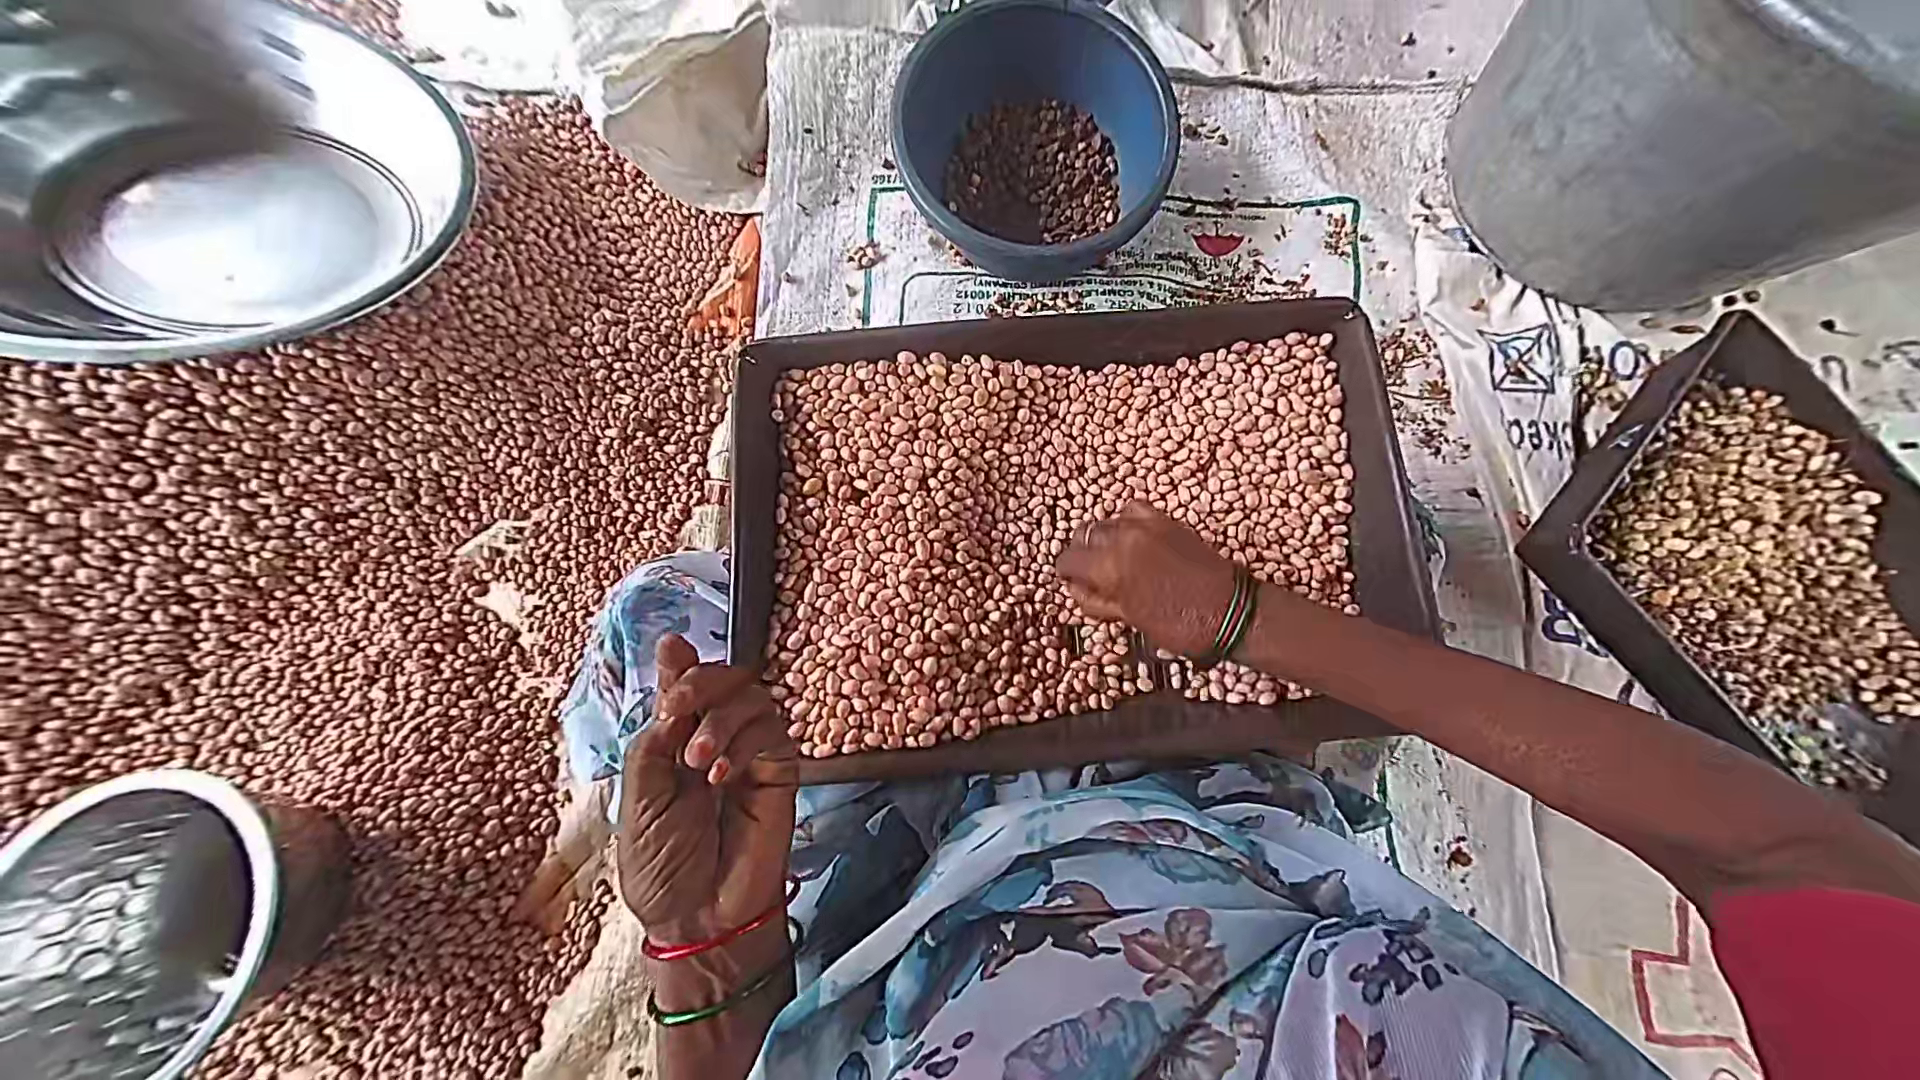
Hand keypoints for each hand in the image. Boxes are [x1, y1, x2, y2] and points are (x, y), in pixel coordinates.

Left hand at [614, 634, 797, 943]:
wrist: (698, 917)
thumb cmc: (661, 862)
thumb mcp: (640, 793)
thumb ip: (659, 728)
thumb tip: (671, 651)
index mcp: (680, 739)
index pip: (690, 684)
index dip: (684, 663)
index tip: (672, 650)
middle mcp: (719, 736)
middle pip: (727, 679)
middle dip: (703, 684)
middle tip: (680, 710)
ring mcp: (753, 751)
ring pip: (753, 698)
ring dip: (722, 719)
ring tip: (699, 762)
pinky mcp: (781, 768)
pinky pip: (772, 732)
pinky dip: (746, 743)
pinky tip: (723, 775)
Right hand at [1055, 502, 1249, 655]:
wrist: (1233, 613)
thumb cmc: (1180, 625)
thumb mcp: (1130, 618)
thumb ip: (1096, 600)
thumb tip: (1076, 588)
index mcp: (1110, 565)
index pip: (1068, 559)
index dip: (1065, 571)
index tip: (1070, 580)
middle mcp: (1123, 538)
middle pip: (1084, 535)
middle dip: (1082, 553)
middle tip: (1089, 573)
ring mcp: (1147, 526)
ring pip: (1107, 522)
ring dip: (1102, 538)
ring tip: (1111, 559)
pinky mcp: (1167, 522)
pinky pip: (1133, 511)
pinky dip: (1126, 522)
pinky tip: (1132, 539)